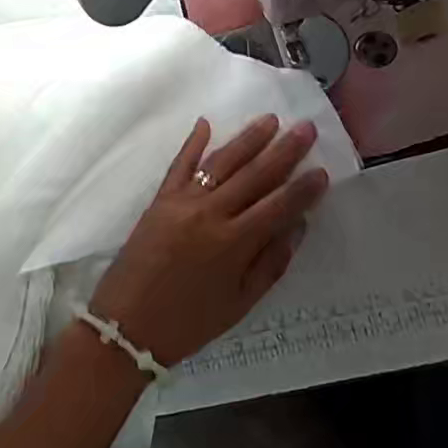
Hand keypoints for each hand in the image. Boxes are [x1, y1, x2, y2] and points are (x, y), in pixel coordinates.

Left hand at [88, 115, 330, 366]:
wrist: (126, 327)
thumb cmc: (189, 323)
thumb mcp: (239, 304)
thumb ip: (271, 264)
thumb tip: (298, 227)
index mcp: (235, 243)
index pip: (279, 206)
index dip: (303, 189)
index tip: (322, 171)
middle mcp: (211, 214)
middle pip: (255, 175)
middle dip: (284, 150)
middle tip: (305, 128)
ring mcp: (182, 203)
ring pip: (222, 163)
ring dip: (248, 139)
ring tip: (269, 120)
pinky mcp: (159, 202)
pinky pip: (179, 166)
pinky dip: (193, 143)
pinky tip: (206, 124)